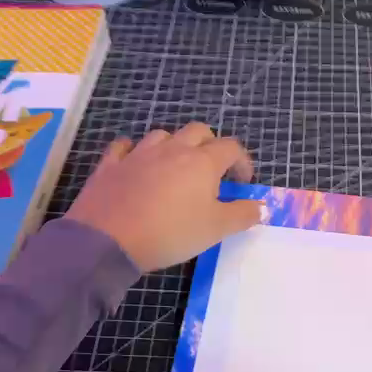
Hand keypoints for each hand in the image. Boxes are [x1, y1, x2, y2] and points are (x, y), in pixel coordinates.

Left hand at [66, 122, 263, 270]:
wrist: (108, 240)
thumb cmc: (170, 233)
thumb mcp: (215, 230)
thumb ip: (242, 216)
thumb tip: (263, 207)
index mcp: (202, 162)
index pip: (231, 148)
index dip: (242, 161)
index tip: (242, 181)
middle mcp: (173, 149)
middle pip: (198, 131)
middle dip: (210, 144)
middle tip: (211, 170)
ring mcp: (139, 153)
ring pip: (162, 135)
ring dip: (173, 145)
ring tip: (175, 166)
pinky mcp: (111, 164)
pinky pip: (124, 146)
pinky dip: (133, 151)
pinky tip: (135, 163)